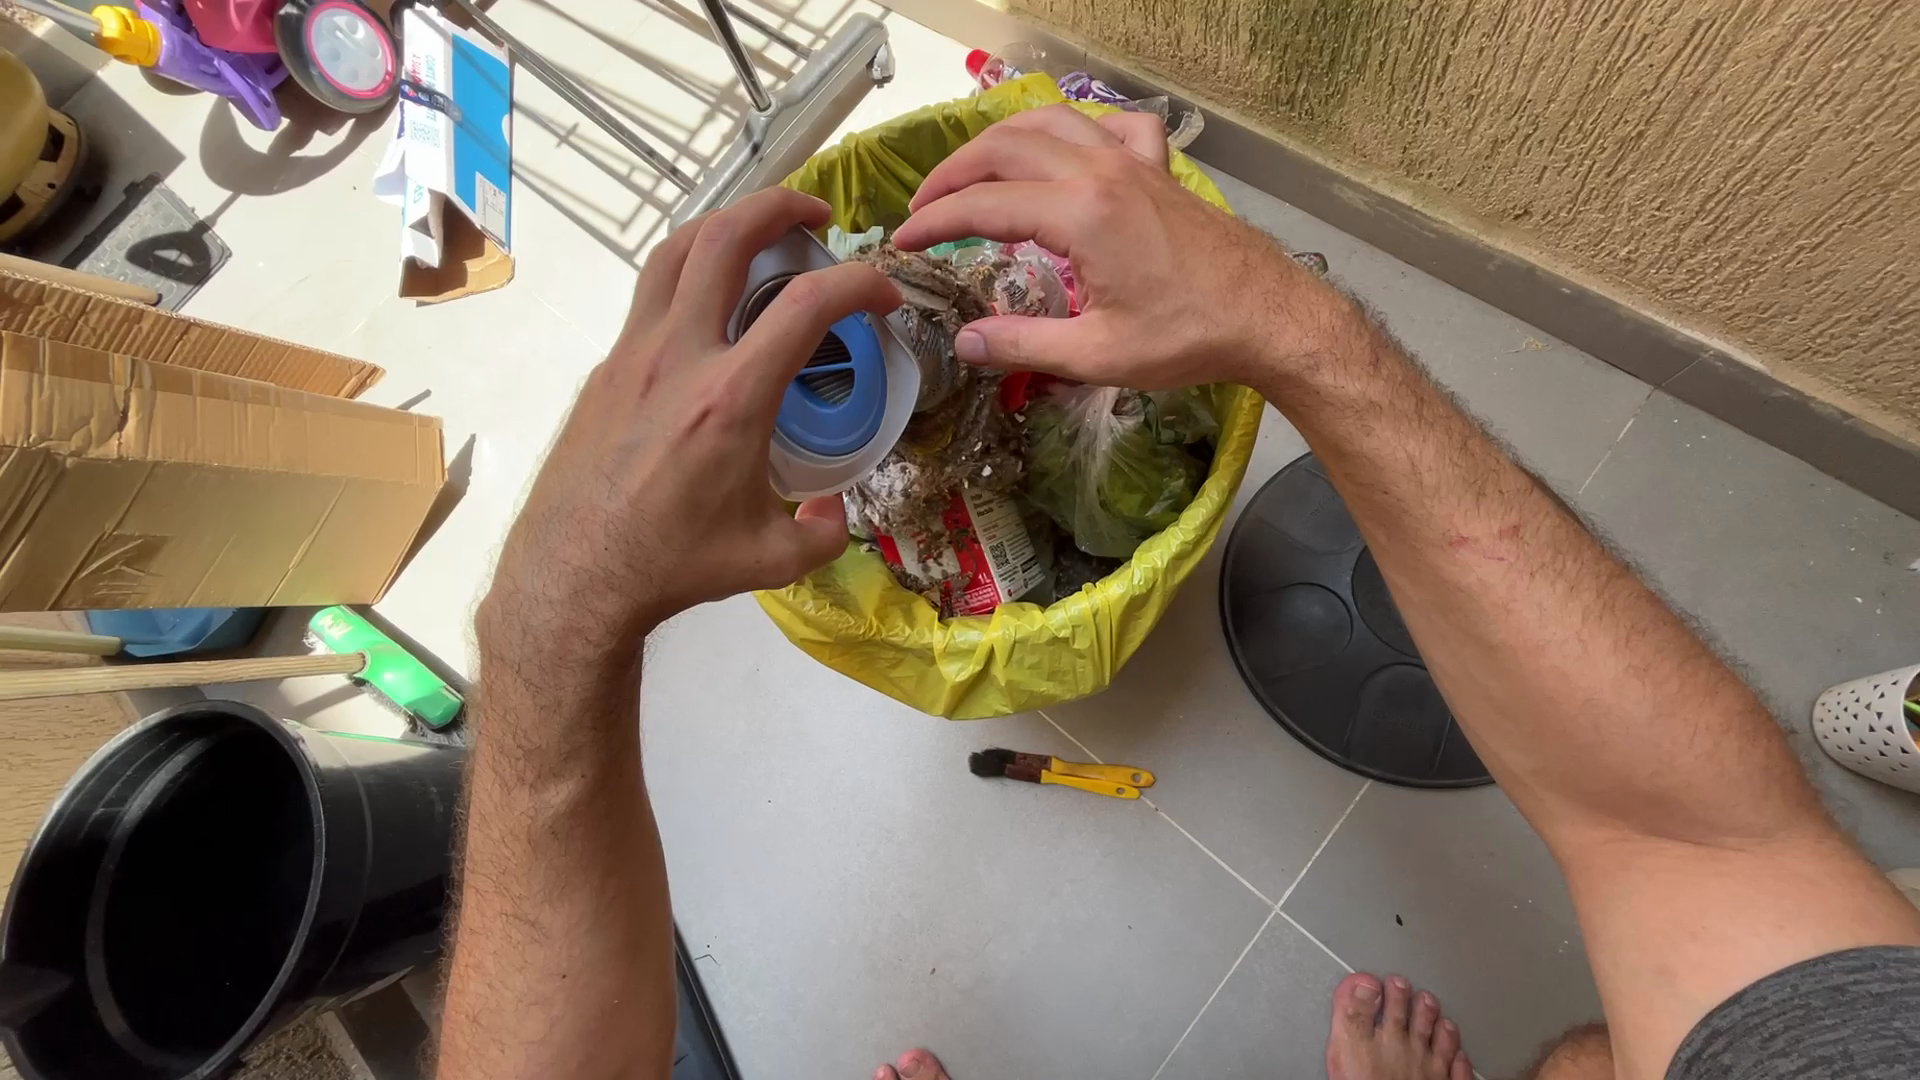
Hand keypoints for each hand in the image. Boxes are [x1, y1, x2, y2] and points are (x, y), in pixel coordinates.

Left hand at [478, 188, 899, 663]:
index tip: (885, 296)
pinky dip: (690, 275)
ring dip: (725, 225)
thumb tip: (833, 507)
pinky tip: (711, 309)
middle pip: (725, 238)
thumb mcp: (774, 559)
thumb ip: (823, 530)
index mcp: (733, 398)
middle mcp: (680, 356)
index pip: (808, 305)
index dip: (860, 284)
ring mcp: (634, 353)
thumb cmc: (677, 564)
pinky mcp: (608, 368)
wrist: (576, 574)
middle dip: (780, 207)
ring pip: (676, 250)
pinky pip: (652, 294)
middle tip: (817, 217)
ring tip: (759, 234)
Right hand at [892, 105, 1350, 390]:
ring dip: (999, 142)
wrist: (1268, 317)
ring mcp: (1133, 162)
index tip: (903, 241)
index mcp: (1080, 214)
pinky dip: (1073, 130)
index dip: (934, 222)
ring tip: (972, 174)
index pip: (984, 205)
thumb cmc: (1186, 339)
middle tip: (924, 208)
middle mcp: (1101, 171)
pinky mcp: (1157, 171)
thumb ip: (1023, 344)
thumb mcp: (1096, 354)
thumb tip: (964, 341)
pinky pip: (1108, 126)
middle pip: (1005, 148)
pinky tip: (1065, 152)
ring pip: (1049, 123)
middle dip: (953, 174)